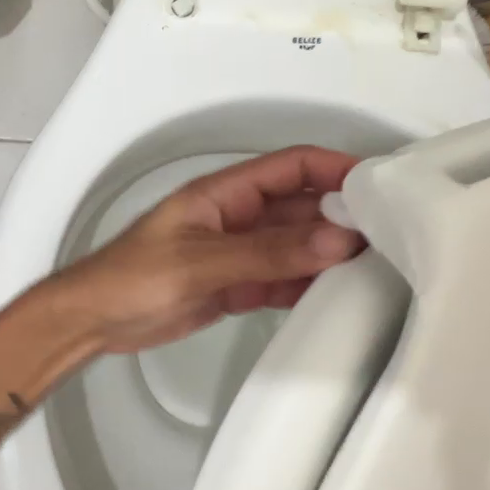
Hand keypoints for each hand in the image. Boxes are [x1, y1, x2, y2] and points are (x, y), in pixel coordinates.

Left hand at [33, 145, 366, 354]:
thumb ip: (268, 253)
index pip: (290, 167)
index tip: (381, 186)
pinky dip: (308, 285)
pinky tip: (339, 296)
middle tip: (394, 236)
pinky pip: (282, 279)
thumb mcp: (202, 262)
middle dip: (342, 216)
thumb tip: (338, 240)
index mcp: (223, 193)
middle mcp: (236, 217)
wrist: (95, 321)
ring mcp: (237, 253)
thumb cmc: (133, 277)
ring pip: (296, 245)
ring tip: (380, 267)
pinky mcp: (235, 287)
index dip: (334, 169)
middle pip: (300, 207)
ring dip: (329, 254)